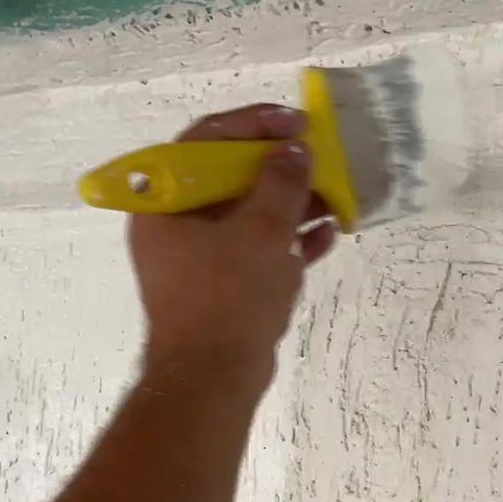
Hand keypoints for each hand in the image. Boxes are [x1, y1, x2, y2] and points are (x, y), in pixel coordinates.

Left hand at [127, 104, 338, 391]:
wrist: (213, 377)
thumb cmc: (229, 298)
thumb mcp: (261, 233)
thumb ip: (281, 184)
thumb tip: (296, 150)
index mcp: (167, 198)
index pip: (209, 139)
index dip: (256, 124)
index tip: (299, 124)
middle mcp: (177, 221)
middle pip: (232, 176)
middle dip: (282, 169)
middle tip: (322, 163)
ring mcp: (200, 255)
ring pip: (250, 214)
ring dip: (293, 206)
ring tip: (335, 202)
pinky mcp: (223, 284)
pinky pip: (257, 249)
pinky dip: (289, 241)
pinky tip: (325, 238)